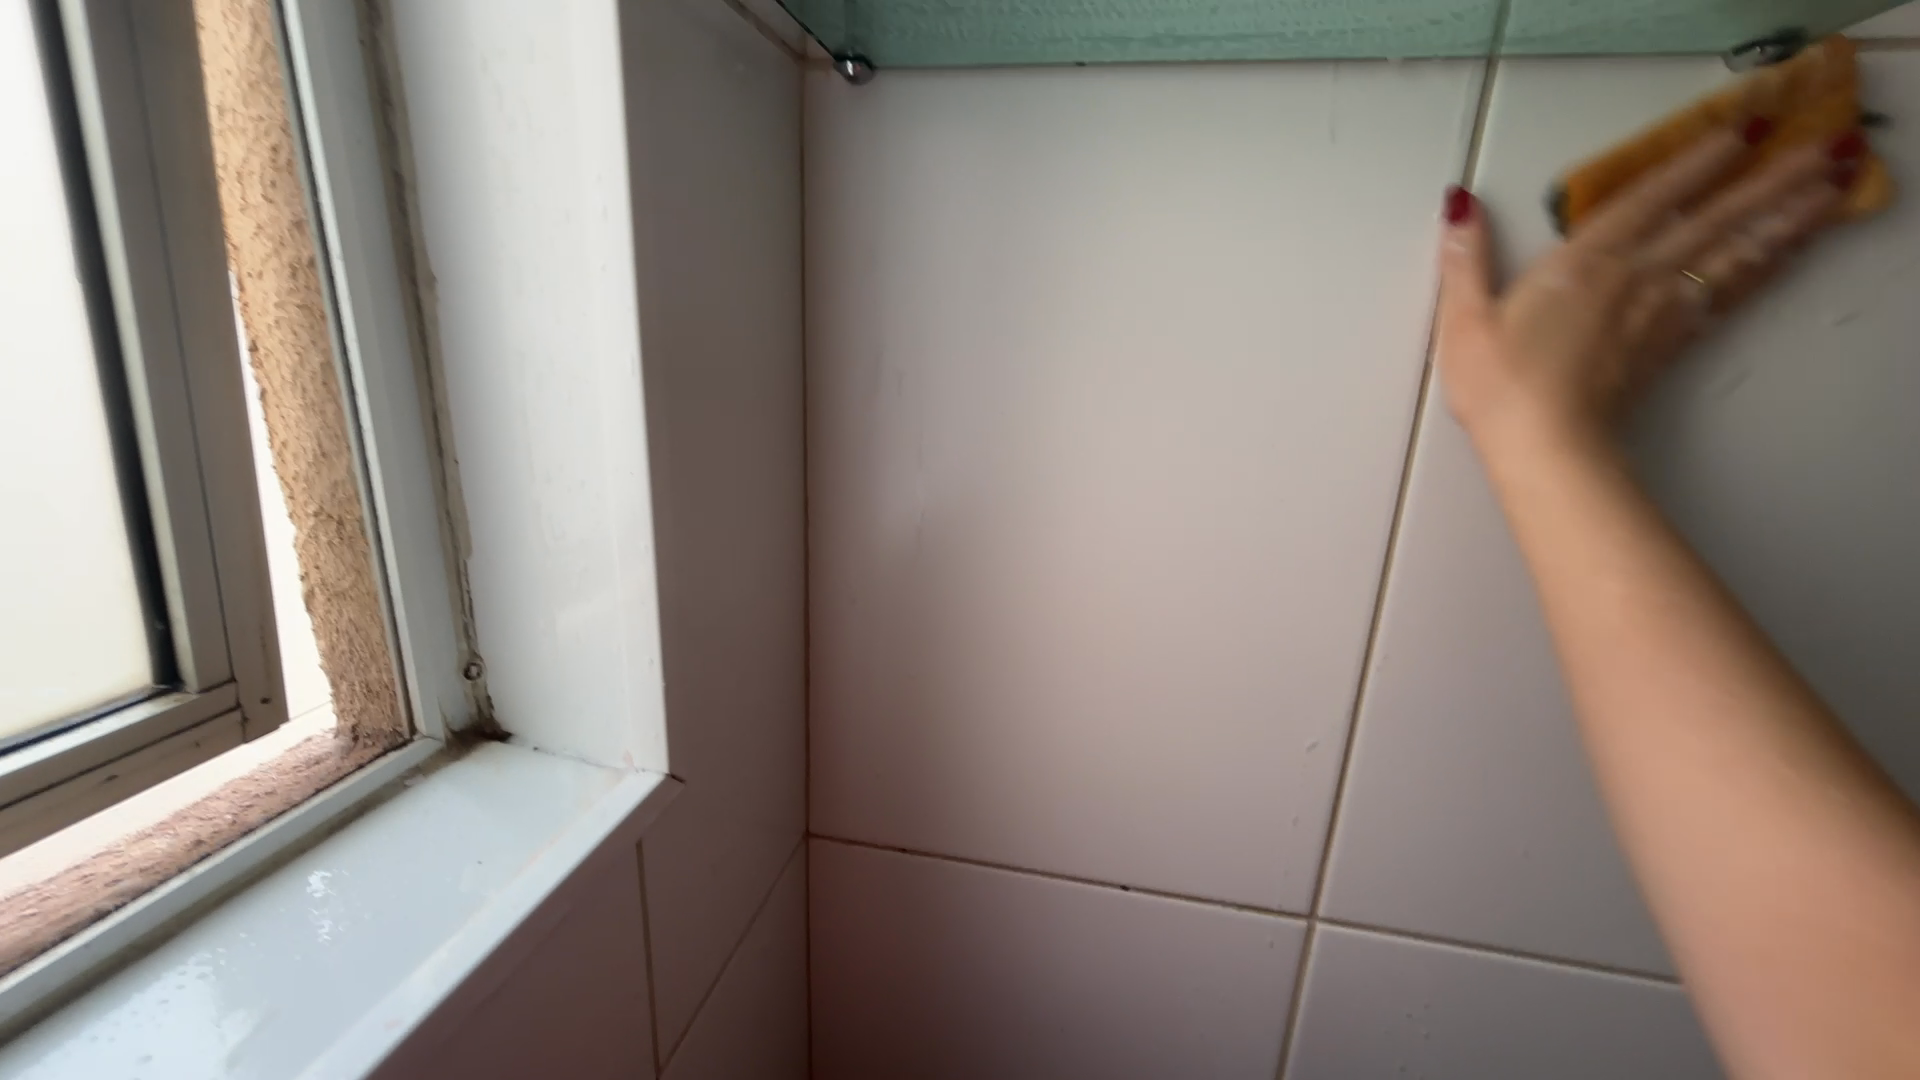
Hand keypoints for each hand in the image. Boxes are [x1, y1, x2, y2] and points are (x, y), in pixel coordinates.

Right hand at [1434, 123, 1864, 456]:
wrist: (1544, 440)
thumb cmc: (1497, 381)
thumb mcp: (1462, 319)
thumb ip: (1465, 259)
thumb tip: (1460, 202)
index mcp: (1582, 263)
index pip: (1648, 200)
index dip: (1693, 163)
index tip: (1740, 131)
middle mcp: (1633, 276)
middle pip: (1712, 220)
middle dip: (1768, 181)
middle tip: (1827, 146)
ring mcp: (1659, 311)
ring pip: (1734, 254)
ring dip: (1785, 220)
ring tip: (1831, 189)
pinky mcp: (1669, 345)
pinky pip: (1729, 296)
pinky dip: (1764, 270)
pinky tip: (1785, 256)